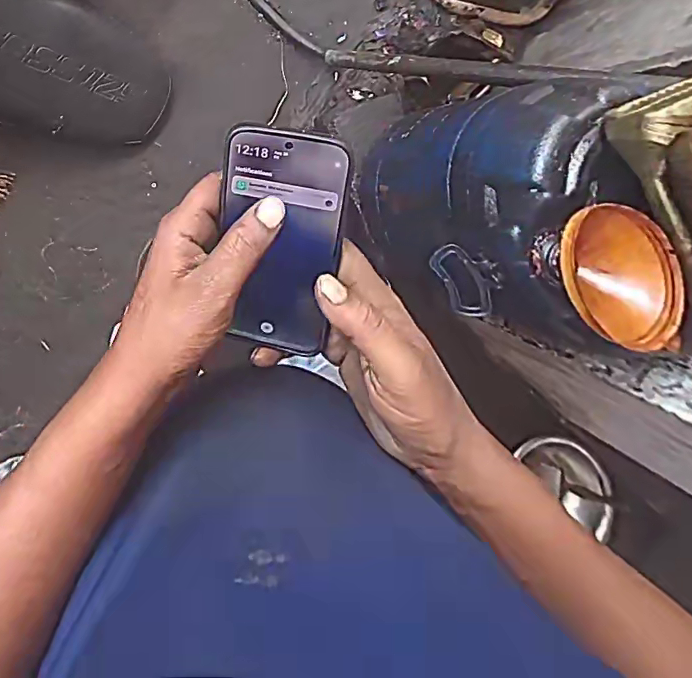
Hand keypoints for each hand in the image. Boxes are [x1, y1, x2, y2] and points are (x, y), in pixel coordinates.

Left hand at [110, 174, 284, 388]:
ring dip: (257, 241)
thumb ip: (244, 245)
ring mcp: (195, 262)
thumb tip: (270, 209)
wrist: (147, 379)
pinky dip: (252, 263)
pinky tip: (266, 273)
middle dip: (259, 212)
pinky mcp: (204, 283)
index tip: (280, 185)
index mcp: (179, 229)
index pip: (217, 183)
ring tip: (281, 246)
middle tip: (289, 218)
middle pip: (230, 208)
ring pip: (235, 236)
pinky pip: (234, 261)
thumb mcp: (213, 286)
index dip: (249, 178)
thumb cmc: (163, 338)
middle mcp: (185, 240)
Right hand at [266, 242, 489, 478]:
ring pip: (312, 305)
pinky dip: (288, 339)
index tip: (280, 239)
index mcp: (380, 304)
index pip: (344, 256)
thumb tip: (326, 285)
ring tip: (259, 318)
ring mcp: (353, 334)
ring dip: (286, 308)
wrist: (435, 451)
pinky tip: (274, 349)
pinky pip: (310, 335)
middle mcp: (365, 312)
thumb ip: (363, 322)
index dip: (315, 241)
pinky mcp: (344, 356)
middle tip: (256, 280)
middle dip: (290, 273)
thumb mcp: (397, 363)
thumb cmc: (430, 409)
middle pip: (322, 276)